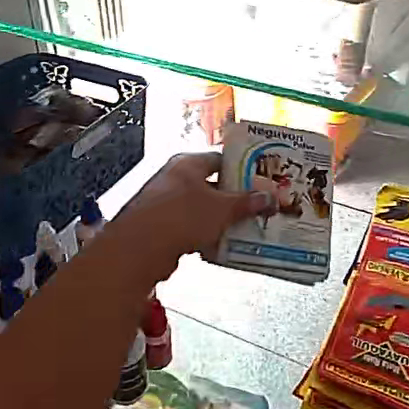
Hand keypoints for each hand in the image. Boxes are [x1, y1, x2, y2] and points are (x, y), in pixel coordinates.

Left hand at [108, 152, 275, 271]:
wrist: (140, 249)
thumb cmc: (182, 217)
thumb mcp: (223, 209)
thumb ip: (247, 203)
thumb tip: (269, 198)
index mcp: (187, 164)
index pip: (219, 159)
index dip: (241, 169)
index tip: (260, 180)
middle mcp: (173, 179)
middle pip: (210, 185)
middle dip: (233, 198)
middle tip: (256, 207)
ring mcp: (163, 204)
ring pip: (200, 209)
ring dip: (220, 220)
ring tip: (244, 229)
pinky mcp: (159, 228)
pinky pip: (189, 229)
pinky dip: (205, 236)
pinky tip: (220, 247)